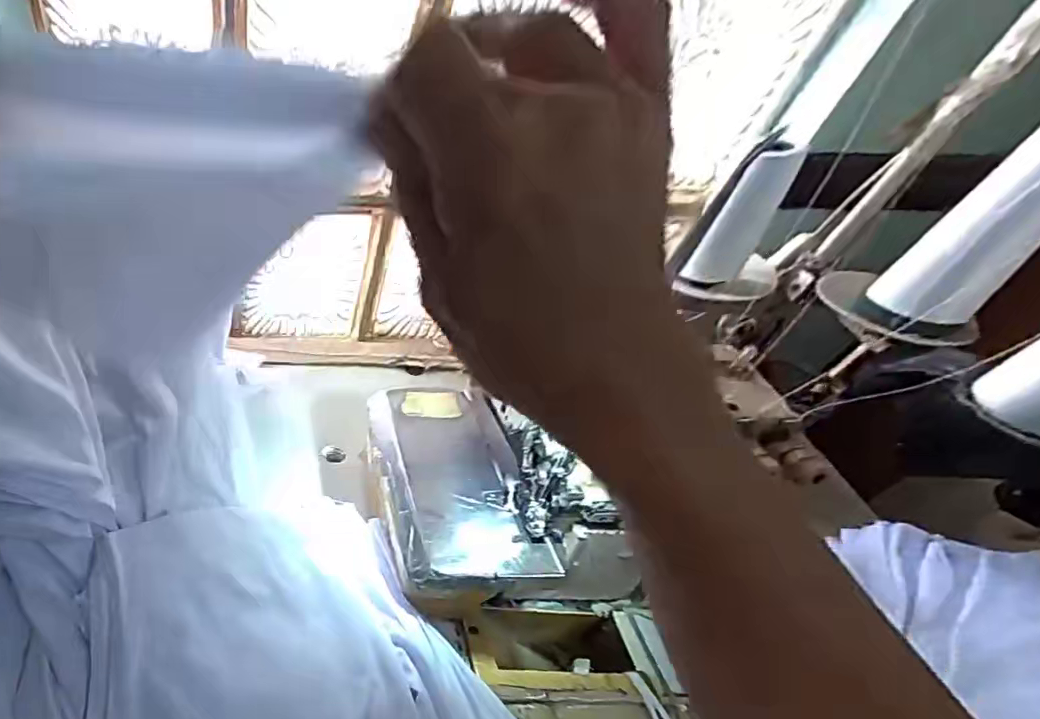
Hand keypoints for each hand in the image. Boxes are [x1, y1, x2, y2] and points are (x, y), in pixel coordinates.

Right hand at [373, 1, 717, 462]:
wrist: (610, 362)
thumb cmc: (511, 338)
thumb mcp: (437, 274)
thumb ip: (415, 187)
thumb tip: (391, 124)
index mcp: (490, 155)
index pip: (426, 63)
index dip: (395, 93)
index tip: (387, 134)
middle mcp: (554, 106)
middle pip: (474, 43)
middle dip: (435, 85)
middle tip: (424, 138)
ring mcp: (613, 99)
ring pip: (538, 30)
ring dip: (492, 53)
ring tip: (477, 99)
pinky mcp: (651, 109)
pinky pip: (638, 19)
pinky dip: (602, 2)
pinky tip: (567, 15)